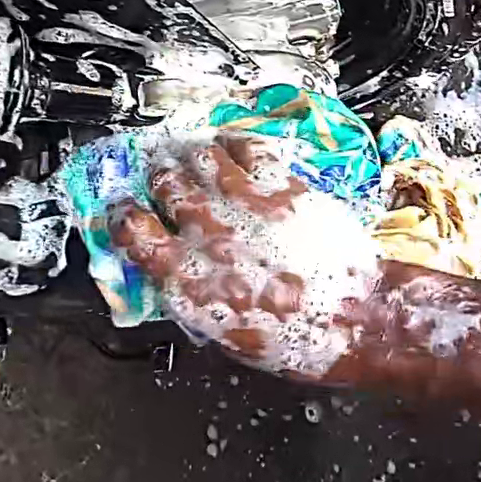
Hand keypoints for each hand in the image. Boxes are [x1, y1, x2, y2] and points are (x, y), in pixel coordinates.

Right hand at [111, 132, 383, 378]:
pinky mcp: (278, 183)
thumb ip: (193, 293)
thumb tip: (178, 270)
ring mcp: (242, 202)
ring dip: (190, 154)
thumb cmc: (295, 340)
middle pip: (165, 185)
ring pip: (200, 159)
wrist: (358, 319)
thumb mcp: (223, 334)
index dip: (122, 215)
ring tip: (189, 152)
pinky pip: (245, 147)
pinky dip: (232, 141)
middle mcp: (206, 232)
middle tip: (160, 171)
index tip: (124, 208)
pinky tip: (229, 143)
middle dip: (159, 176)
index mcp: (186, 278)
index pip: (132, 232)